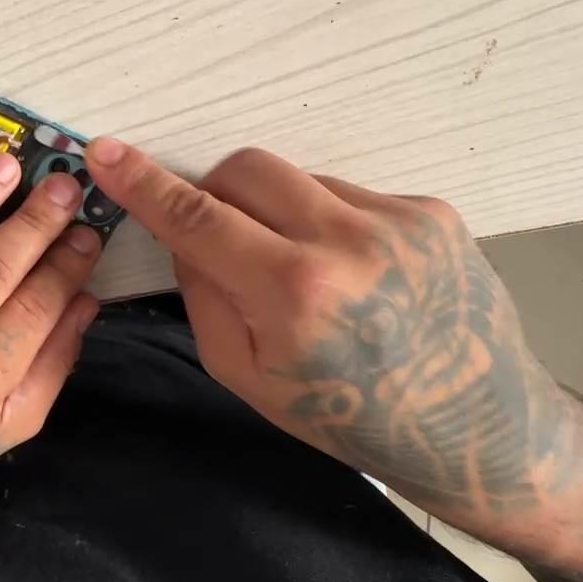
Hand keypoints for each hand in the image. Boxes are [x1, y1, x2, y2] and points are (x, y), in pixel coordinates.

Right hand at [83, 139, 566, 512]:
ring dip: (273, 213)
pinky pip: (344, 194)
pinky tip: (348, 274)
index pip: (196, 218)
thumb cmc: (341, 416)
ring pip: (296, 180)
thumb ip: (203, 295)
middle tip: (219, 239)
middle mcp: (350, 241)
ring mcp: (400, 220)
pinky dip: (321, 223)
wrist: (478, 430)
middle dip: (213, 192)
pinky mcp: (433, 212)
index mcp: (293, 293)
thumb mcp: (243, 373)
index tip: (104, 152)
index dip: (143, 183)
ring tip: (303, 274)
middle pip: (245, 169)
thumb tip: (188, 236)